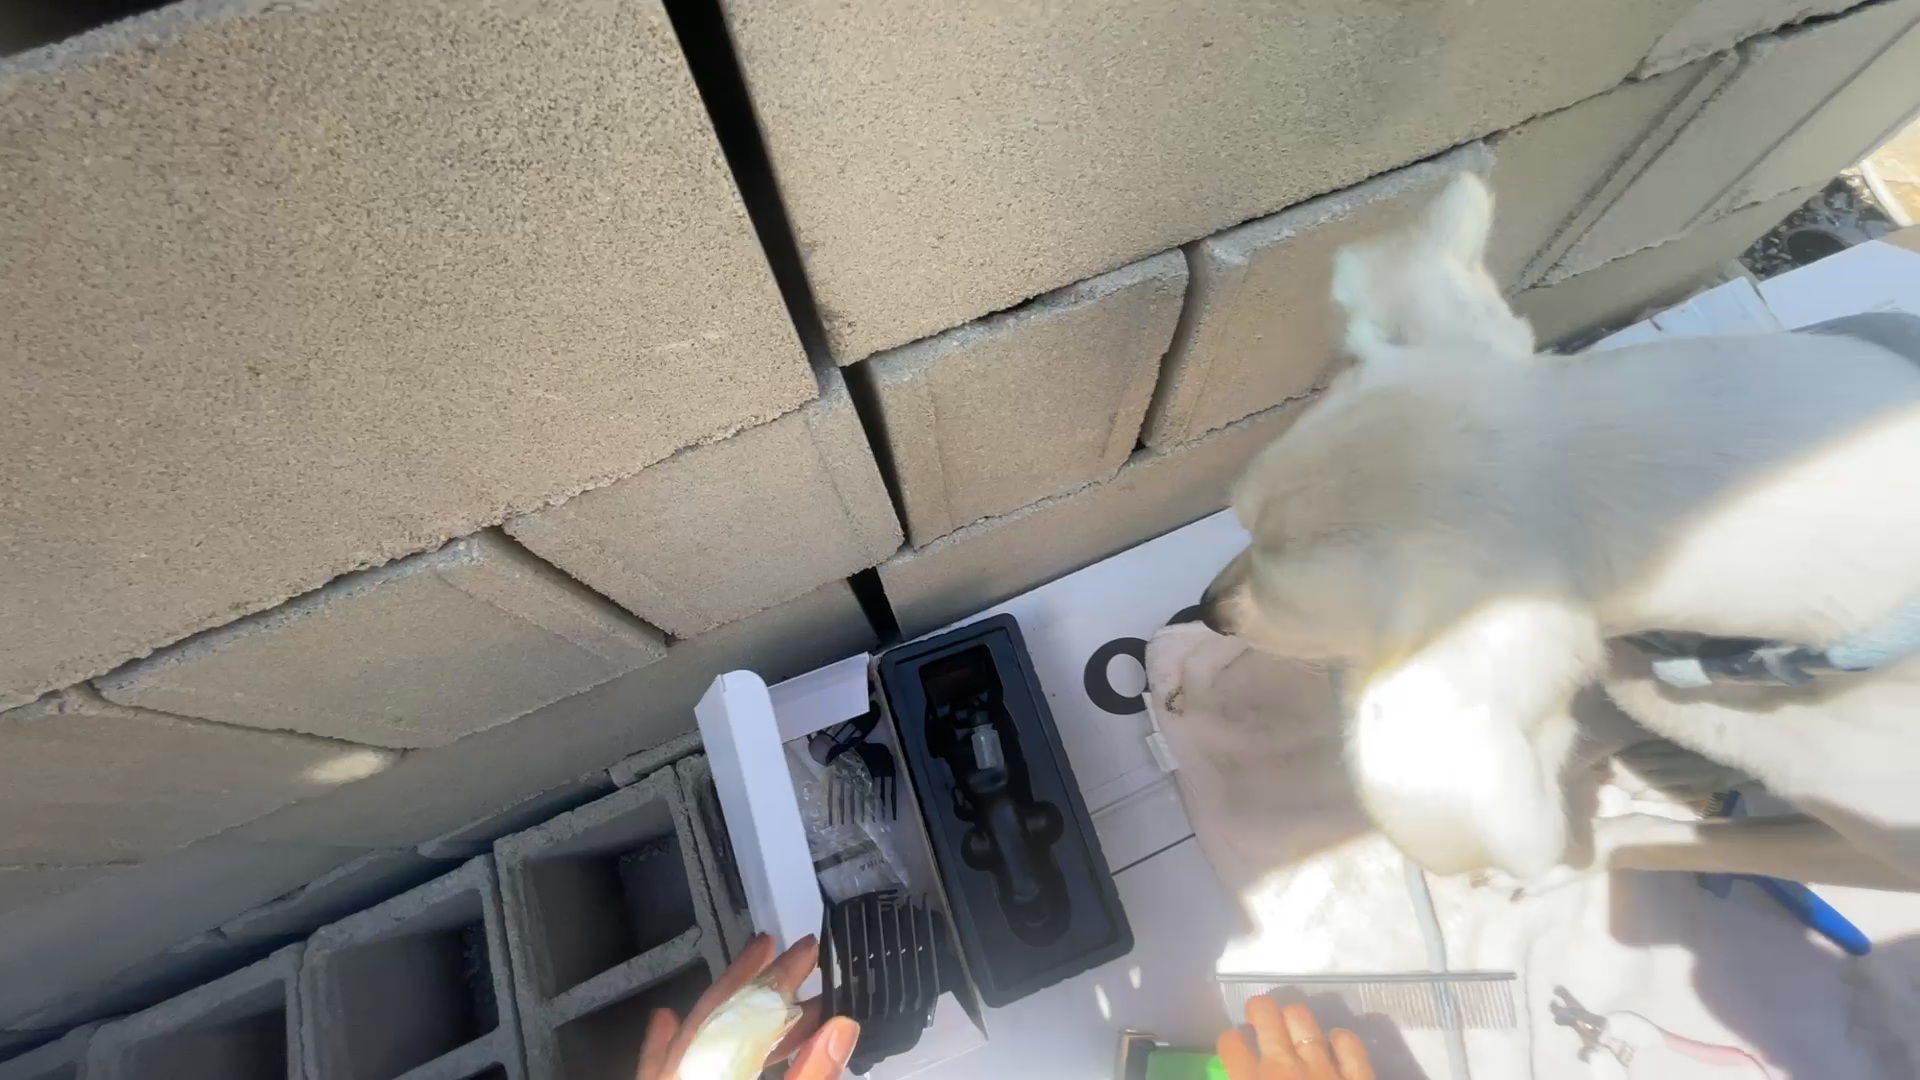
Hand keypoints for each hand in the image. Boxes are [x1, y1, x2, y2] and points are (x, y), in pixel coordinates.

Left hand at [634, 933, 860, 1079]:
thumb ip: (809, 1077)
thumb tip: (842, 1027)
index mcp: (708, 1074)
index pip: (747, 1019)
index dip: (780, 980)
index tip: (809, 951)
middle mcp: (678, 1076)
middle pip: (715, 1019)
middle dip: (757, 982)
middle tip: (794, 953)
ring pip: (689, 1040)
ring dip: (727, 1006)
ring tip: (762, 981)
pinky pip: (654, 1069)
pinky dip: (663, 1043)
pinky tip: (666, 1017)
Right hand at [1217, 998, 1373, 1079]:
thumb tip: (1233, 1076)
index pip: (1230, 1041)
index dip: (1232, 1042)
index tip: (1237, 1050)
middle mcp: (1283, 1067)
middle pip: (1264, 1011)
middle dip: (1259, 1012)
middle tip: (1262, 1026)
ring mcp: (1324, 1070)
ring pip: (1302, 1016)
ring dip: (1295, 1022)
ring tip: (1294, 1032)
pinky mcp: (1359, 1079)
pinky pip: (1348, 1043)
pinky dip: (1340, 1041)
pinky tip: (1335, 1047)